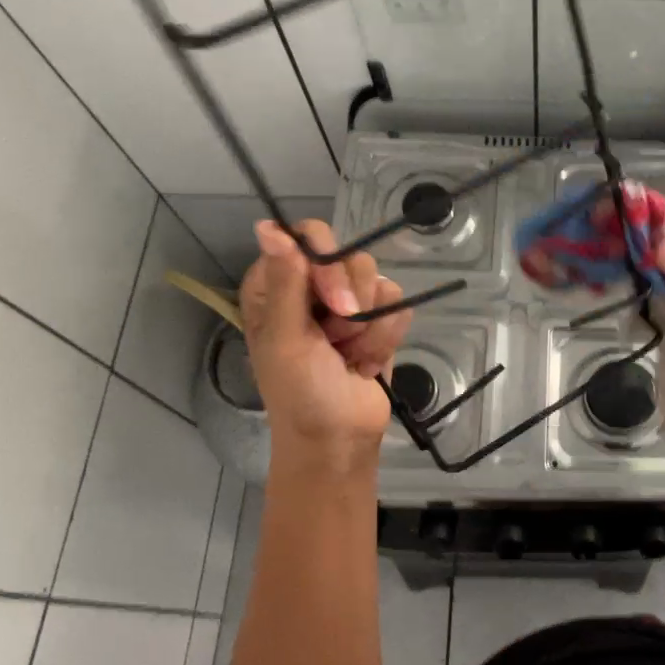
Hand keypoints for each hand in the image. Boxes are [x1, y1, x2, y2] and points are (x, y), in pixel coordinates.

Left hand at [238, 219, 410, 451]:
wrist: (339, 438)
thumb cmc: (301, 392)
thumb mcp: (285, 337)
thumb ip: (286, 281)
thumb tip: (268, 226)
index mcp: (276, 285)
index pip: (306, 238)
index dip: (326, 261)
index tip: (330, 295)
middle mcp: (311, 287)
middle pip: (349, 255)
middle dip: (351, 300)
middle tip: (339, 336)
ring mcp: (347, 304)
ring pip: (376, 280)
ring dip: (368, 326)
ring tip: (350, 355)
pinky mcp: (378, 322)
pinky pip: (397, 305)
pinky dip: (386, 337)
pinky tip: (368, 361)